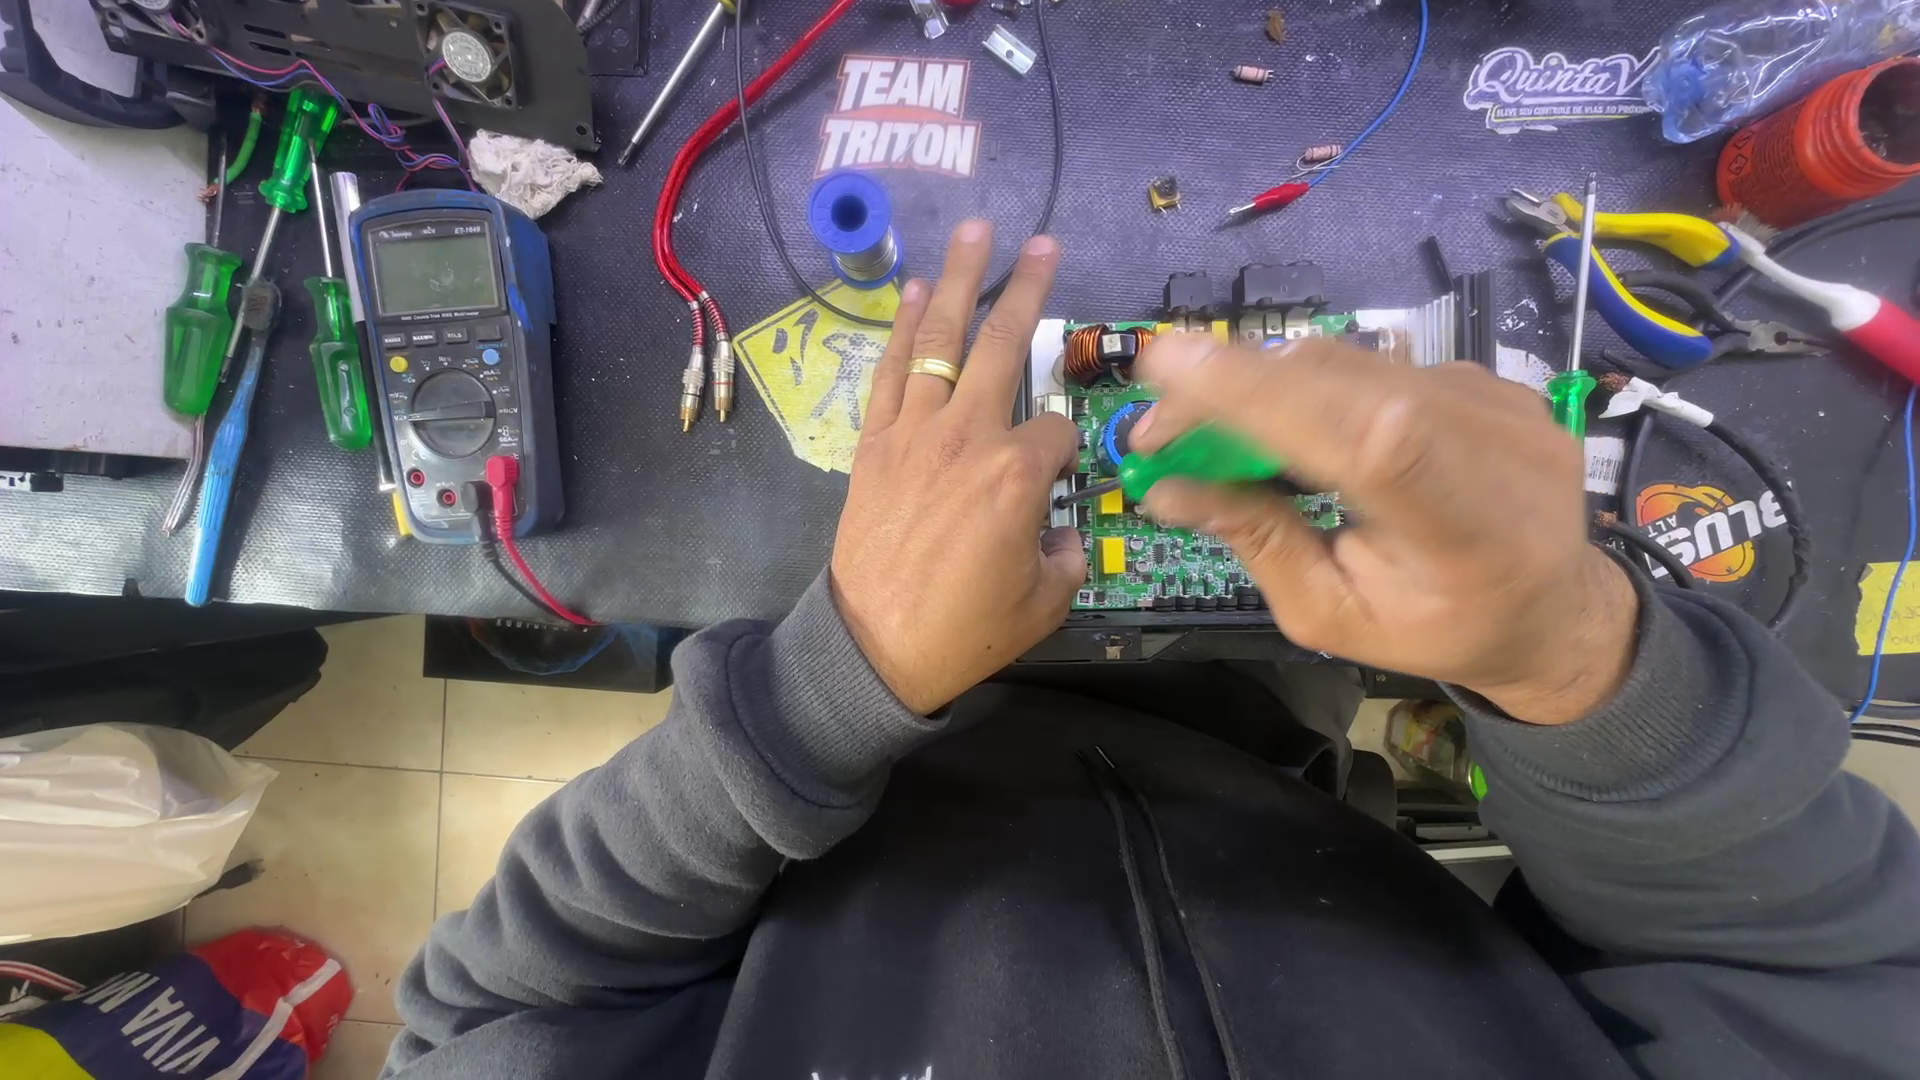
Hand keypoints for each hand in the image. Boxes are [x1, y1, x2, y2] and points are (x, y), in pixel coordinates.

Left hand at [830, 221, 1082, 713]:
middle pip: (1003, 346)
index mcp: (1019, 475)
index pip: (1059, 430)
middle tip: (1045, 244)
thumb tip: (1058, 530)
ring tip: (976, 232)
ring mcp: (915, 433)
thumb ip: (1066, 555)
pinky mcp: (875, 443)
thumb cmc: (965, 632)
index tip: (1057, 474)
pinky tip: (913, 292)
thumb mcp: (1045, 603)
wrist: (875, 650)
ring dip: (959, 281)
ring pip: (941, 340)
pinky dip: (902, 328)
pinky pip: (891, 372)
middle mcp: (968, 436)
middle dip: (1028, 289)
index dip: (1068, 448)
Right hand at [1131, 335, 1637, 724]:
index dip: (1264, 396)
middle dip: (1227, 393)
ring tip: (1199, 430)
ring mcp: (1495, 399)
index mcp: (1466, 530)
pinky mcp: (1483, 378)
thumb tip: (1166, 489)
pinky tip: (1278, 427)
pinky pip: (1369, 368)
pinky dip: (1303, 390)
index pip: (1367, 438)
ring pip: (1345, 365)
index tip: (1169, 365)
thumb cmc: (1434, 626)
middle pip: (1341, 385)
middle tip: (1153, 431)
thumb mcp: (1329, 613)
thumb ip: (1257, 542)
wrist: (1553, 608)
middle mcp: (1495, 444)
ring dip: (1255, 387)